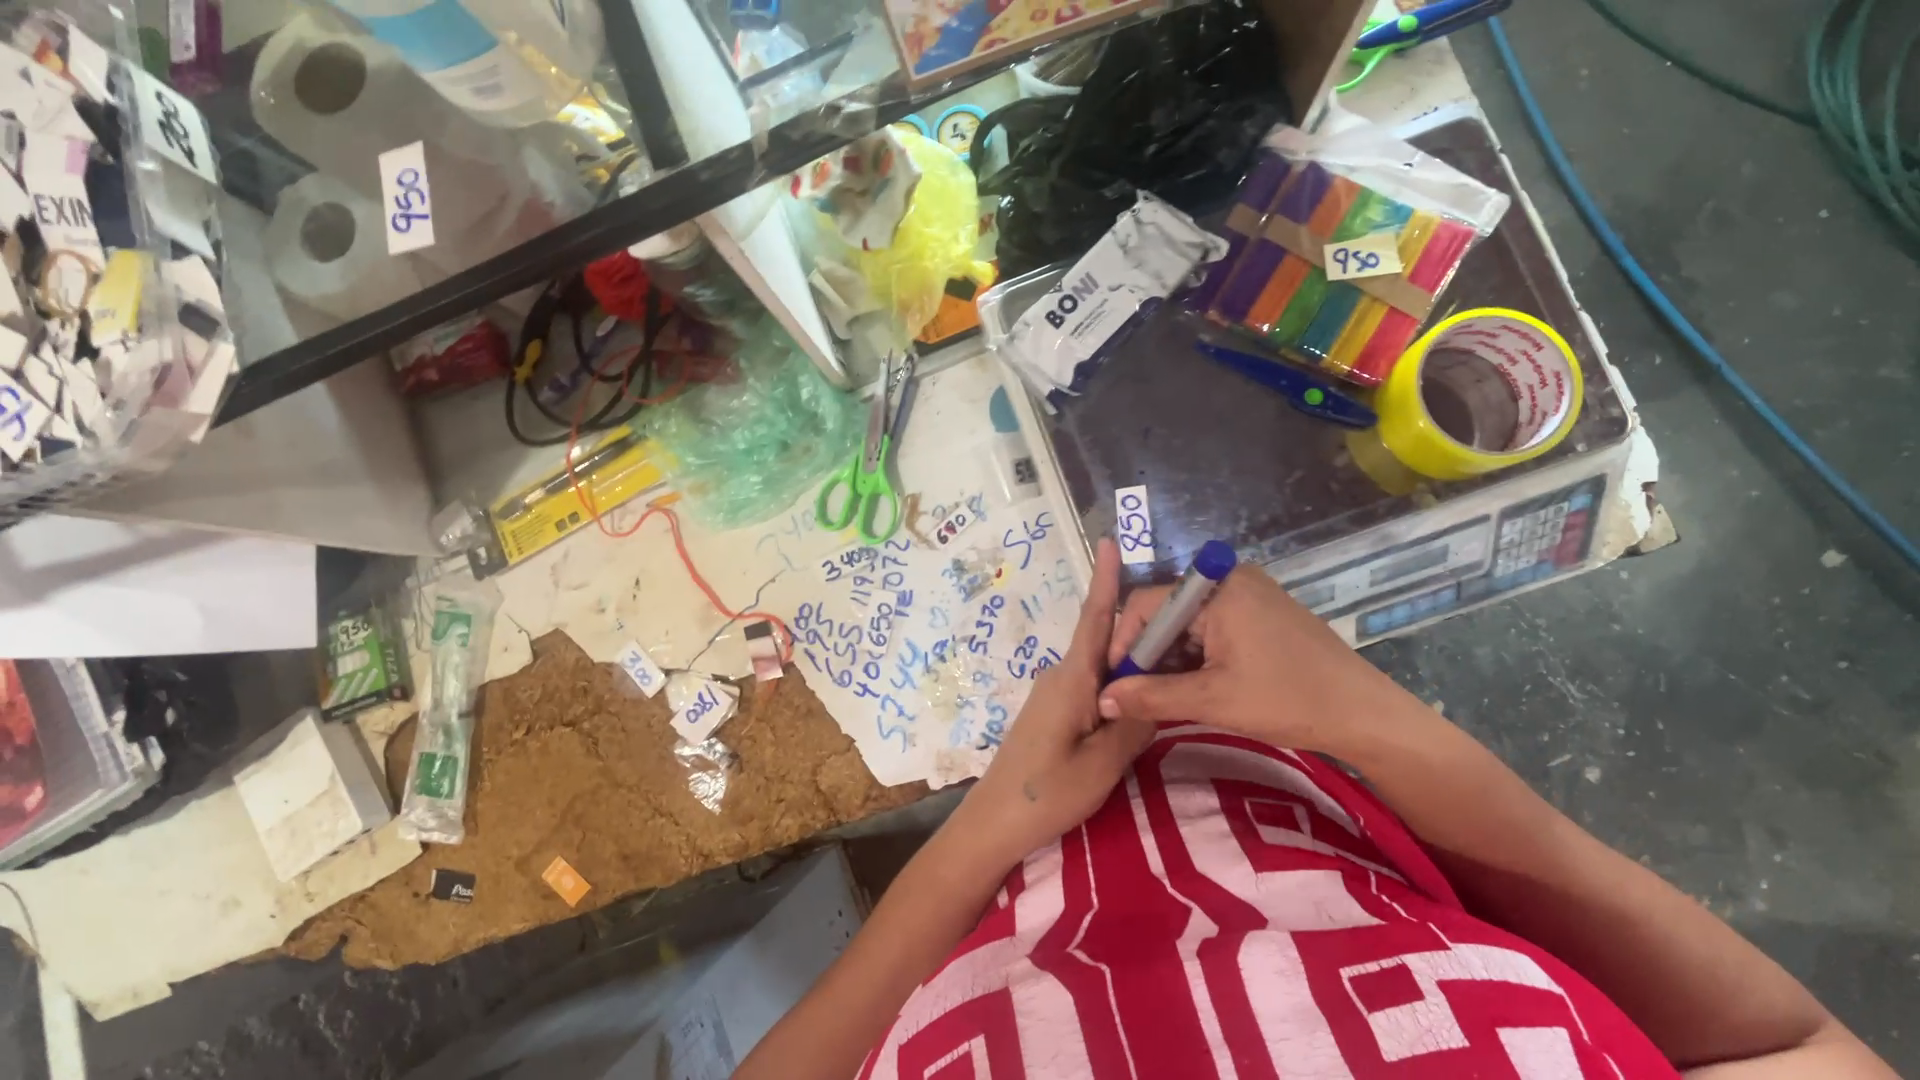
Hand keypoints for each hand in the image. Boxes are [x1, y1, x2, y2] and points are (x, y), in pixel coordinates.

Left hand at [952, 538, 1155, 873]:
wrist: (994, 823)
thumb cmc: (1047, 793)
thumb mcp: (1102, 763)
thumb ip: (1133, 723)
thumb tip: (1155, 692)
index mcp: (1072, 680)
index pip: (1094, 620)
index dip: (1105, 581)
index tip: (1110, 541)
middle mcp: (1061, 678)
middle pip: (1106, 644)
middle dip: (1142, 633)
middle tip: (1187, 633)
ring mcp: (1055, 696)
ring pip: (1102, 669)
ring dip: (1132, 665)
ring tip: (1174, 668)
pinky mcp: (1055, 715)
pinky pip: (1093, 689)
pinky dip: (1118, 687)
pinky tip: (1139, 702)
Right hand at [1097, 563, 1413, 755]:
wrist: (1364, 714)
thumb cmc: (1287, 700)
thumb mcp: (1212, 701)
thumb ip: (1151, 696)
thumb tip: (1103, 700)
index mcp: (1219, 588)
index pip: (1146, 603)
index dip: (1124, 643)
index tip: (1115, 682)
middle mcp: (1231, 580)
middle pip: (1167, 612)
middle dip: (1148, 654)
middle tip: (1136, 695)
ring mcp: (1250, 596)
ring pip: (1189, 624)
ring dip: (1172, 659)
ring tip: (1163, 697)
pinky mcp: (1262, 615)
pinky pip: (1213, 628)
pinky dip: (1197, 657)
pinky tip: (1194, 688)